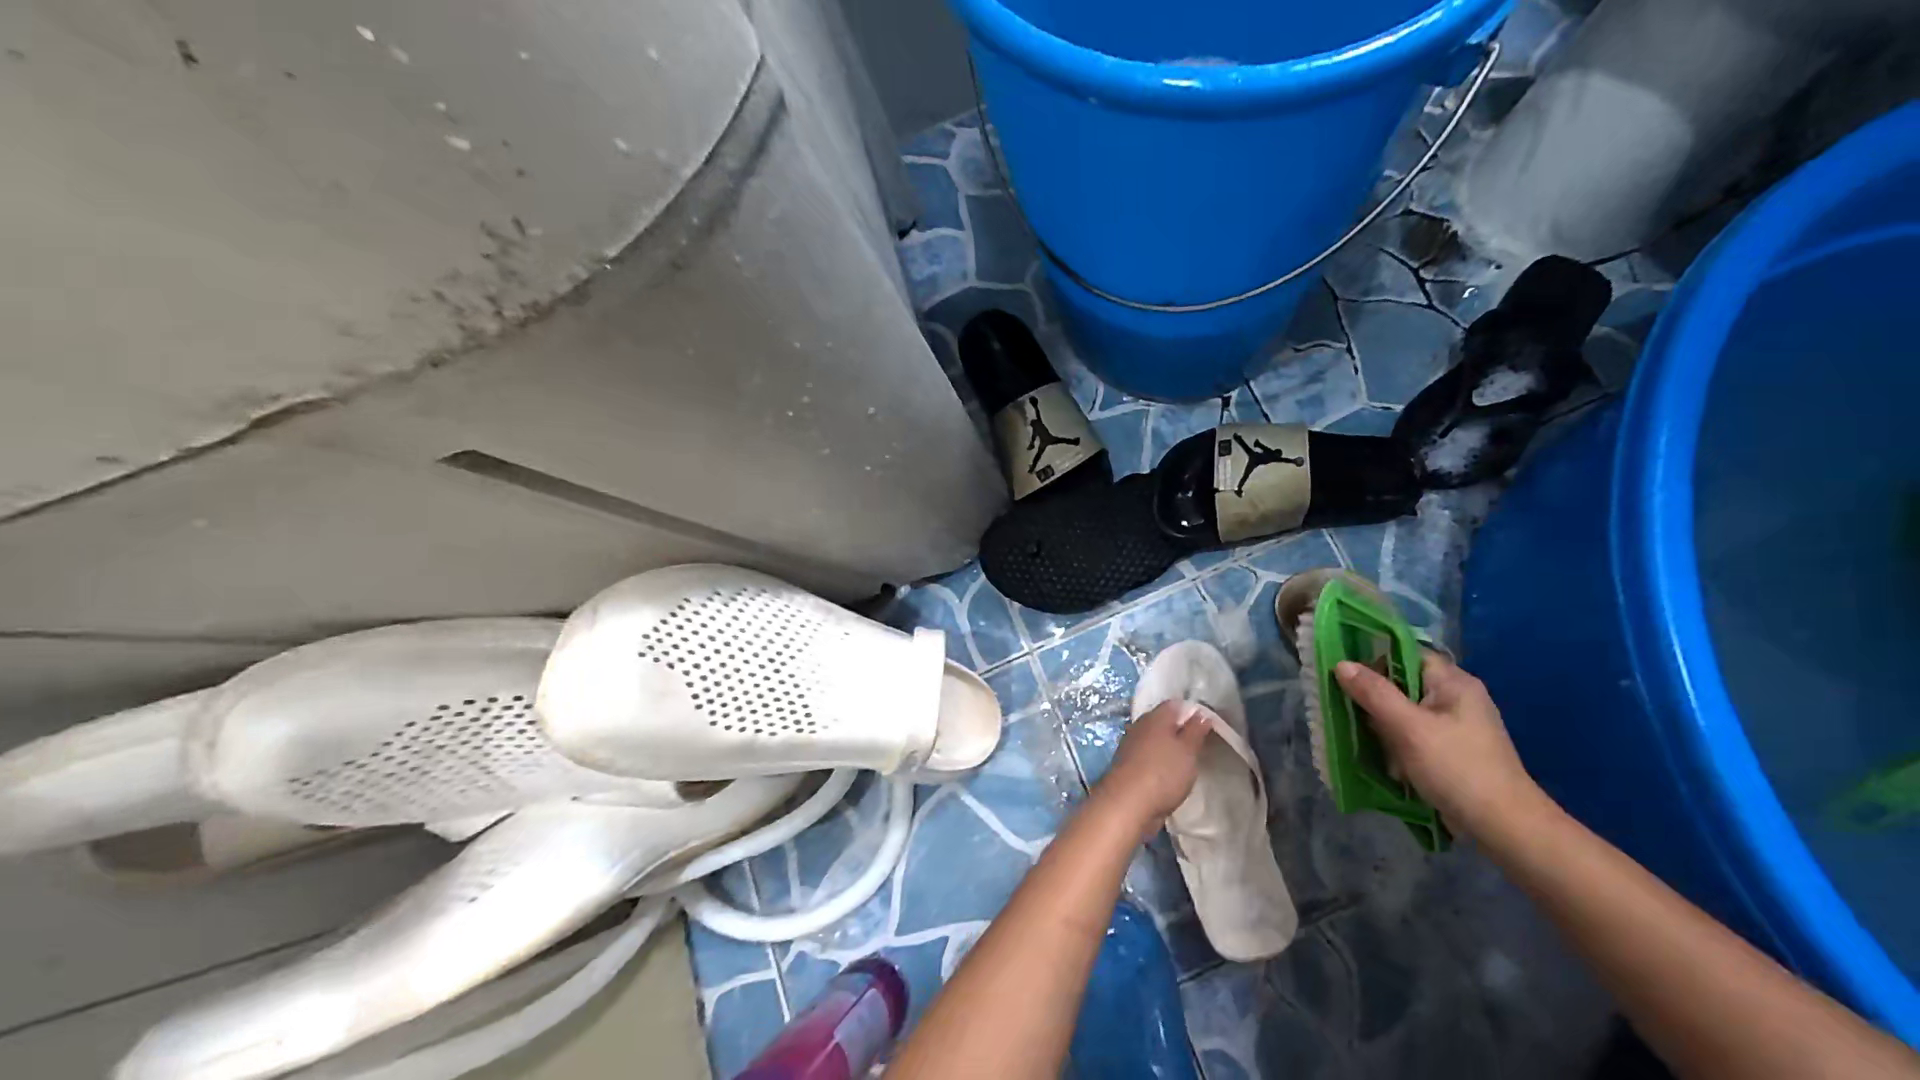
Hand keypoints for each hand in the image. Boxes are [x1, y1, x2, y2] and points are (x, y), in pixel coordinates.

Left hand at [1092, 700, 1213, 831]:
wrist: (1127, 804)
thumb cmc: (1162, 773)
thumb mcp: (1188, 750)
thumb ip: (1195, 731)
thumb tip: (1200, 713)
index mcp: (1155, 717)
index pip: (1174, 705)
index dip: (1191, 711)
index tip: (1207, 725)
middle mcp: (1139, 727)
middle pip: (1163, 722)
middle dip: (1180, 730)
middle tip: (1200, 744)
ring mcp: (1131, 747)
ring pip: (1155, 740)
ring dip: (1169, 748)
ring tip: (1188, 760)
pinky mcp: (1128, 766)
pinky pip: (1148, 757)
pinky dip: (1160, 762)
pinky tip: (1170, 774)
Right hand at [1334, 653, 1546, 838]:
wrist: (1504, 827)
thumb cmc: (1456, 768)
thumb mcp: (1408, 728)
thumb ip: (1374, 693)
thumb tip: (1342, 663)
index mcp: (1454, 683)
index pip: (1407, 654)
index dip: (1375, 659)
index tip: (1345, 673)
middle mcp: (1457, 697)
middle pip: (1403, 683)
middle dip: (1375, 698)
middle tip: (1351, 710)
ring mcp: (1456, 725)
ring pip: (1405, 710)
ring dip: (1384, 724)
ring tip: (1368, 740)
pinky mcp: (1452, 748)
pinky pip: (1414, 733)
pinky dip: (1397, 742)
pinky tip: (1388, 760)